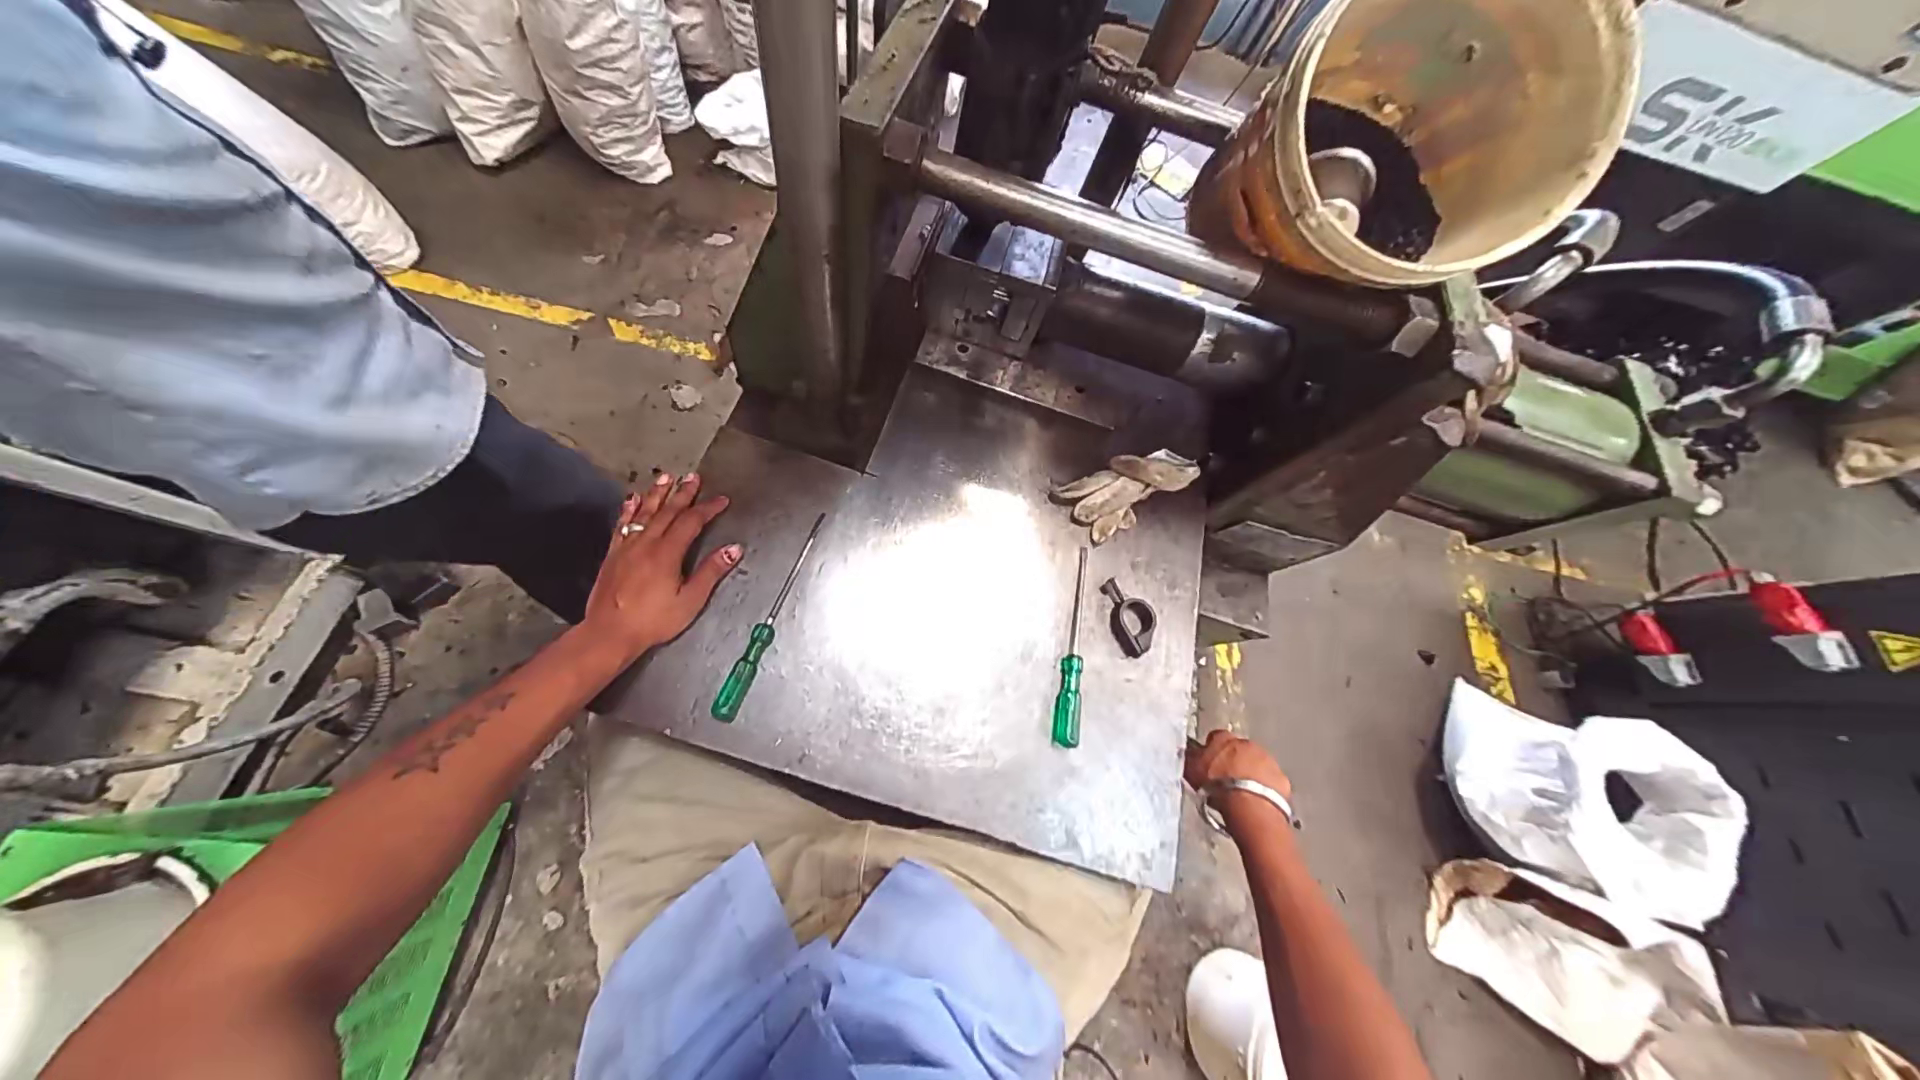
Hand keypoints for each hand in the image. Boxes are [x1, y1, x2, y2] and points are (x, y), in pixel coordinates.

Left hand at [582, 472, 740, 656]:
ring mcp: (627, 547)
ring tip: (665, 478)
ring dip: (656, 494)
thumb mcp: (690, 600)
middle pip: (668, 511)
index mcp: (667, 553)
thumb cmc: (653, 620)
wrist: (609, 633)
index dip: (708, 509)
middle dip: (683, 493)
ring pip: (644, 513)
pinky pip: (622, 525)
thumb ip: (711, 572)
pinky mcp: (613, 555)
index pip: (691, 522)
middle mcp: (646, 544)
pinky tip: (631, 501)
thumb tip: (733, 549)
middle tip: (694, 477)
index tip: (721, 500)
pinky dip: (628, 510)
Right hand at [1185, 729, 1293, 830]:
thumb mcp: (1192, 771)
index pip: (1216, 736)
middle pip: (1240, 749)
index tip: (1209, 761)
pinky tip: (1257, 801)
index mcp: (1224, 738)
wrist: (1250, 807)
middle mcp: (1248, 744)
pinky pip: (1271, 781)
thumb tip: (1186, 750)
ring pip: (1258, 763)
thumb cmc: (1217, 786)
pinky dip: (1265, 787)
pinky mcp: (1282, 780)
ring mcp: (1268, 761)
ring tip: (1242, 792)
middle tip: (1226, 779)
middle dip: (1235, 760)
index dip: (1212, 748)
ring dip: (1251, 773)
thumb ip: (1190, 758)